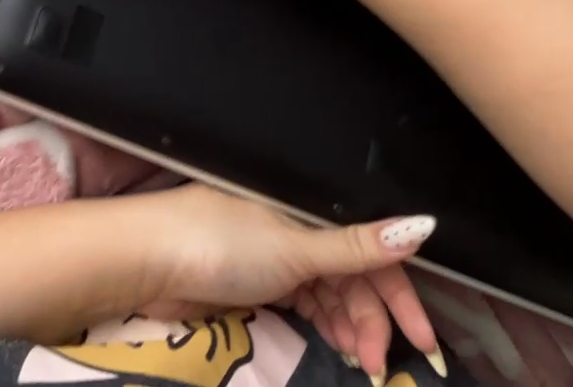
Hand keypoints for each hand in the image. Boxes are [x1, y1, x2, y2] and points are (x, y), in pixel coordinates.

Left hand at [127, 184, 441, 377]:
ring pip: (329, 292)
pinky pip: (304, 302)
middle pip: (351, 275)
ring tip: (358, 361)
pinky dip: (323, 323)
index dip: (398, 293)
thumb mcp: (293, 246)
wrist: (149, 261)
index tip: (422, 341)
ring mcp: (274, 255)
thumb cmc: (219, 243)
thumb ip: (355, 247)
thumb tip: (424, 225)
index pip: (366, 248)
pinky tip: (335, 345)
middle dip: (372, 319)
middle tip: (379, 364)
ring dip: (349, 326)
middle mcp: (293, 227)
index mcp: (303, 208)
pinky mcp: (256, 281)